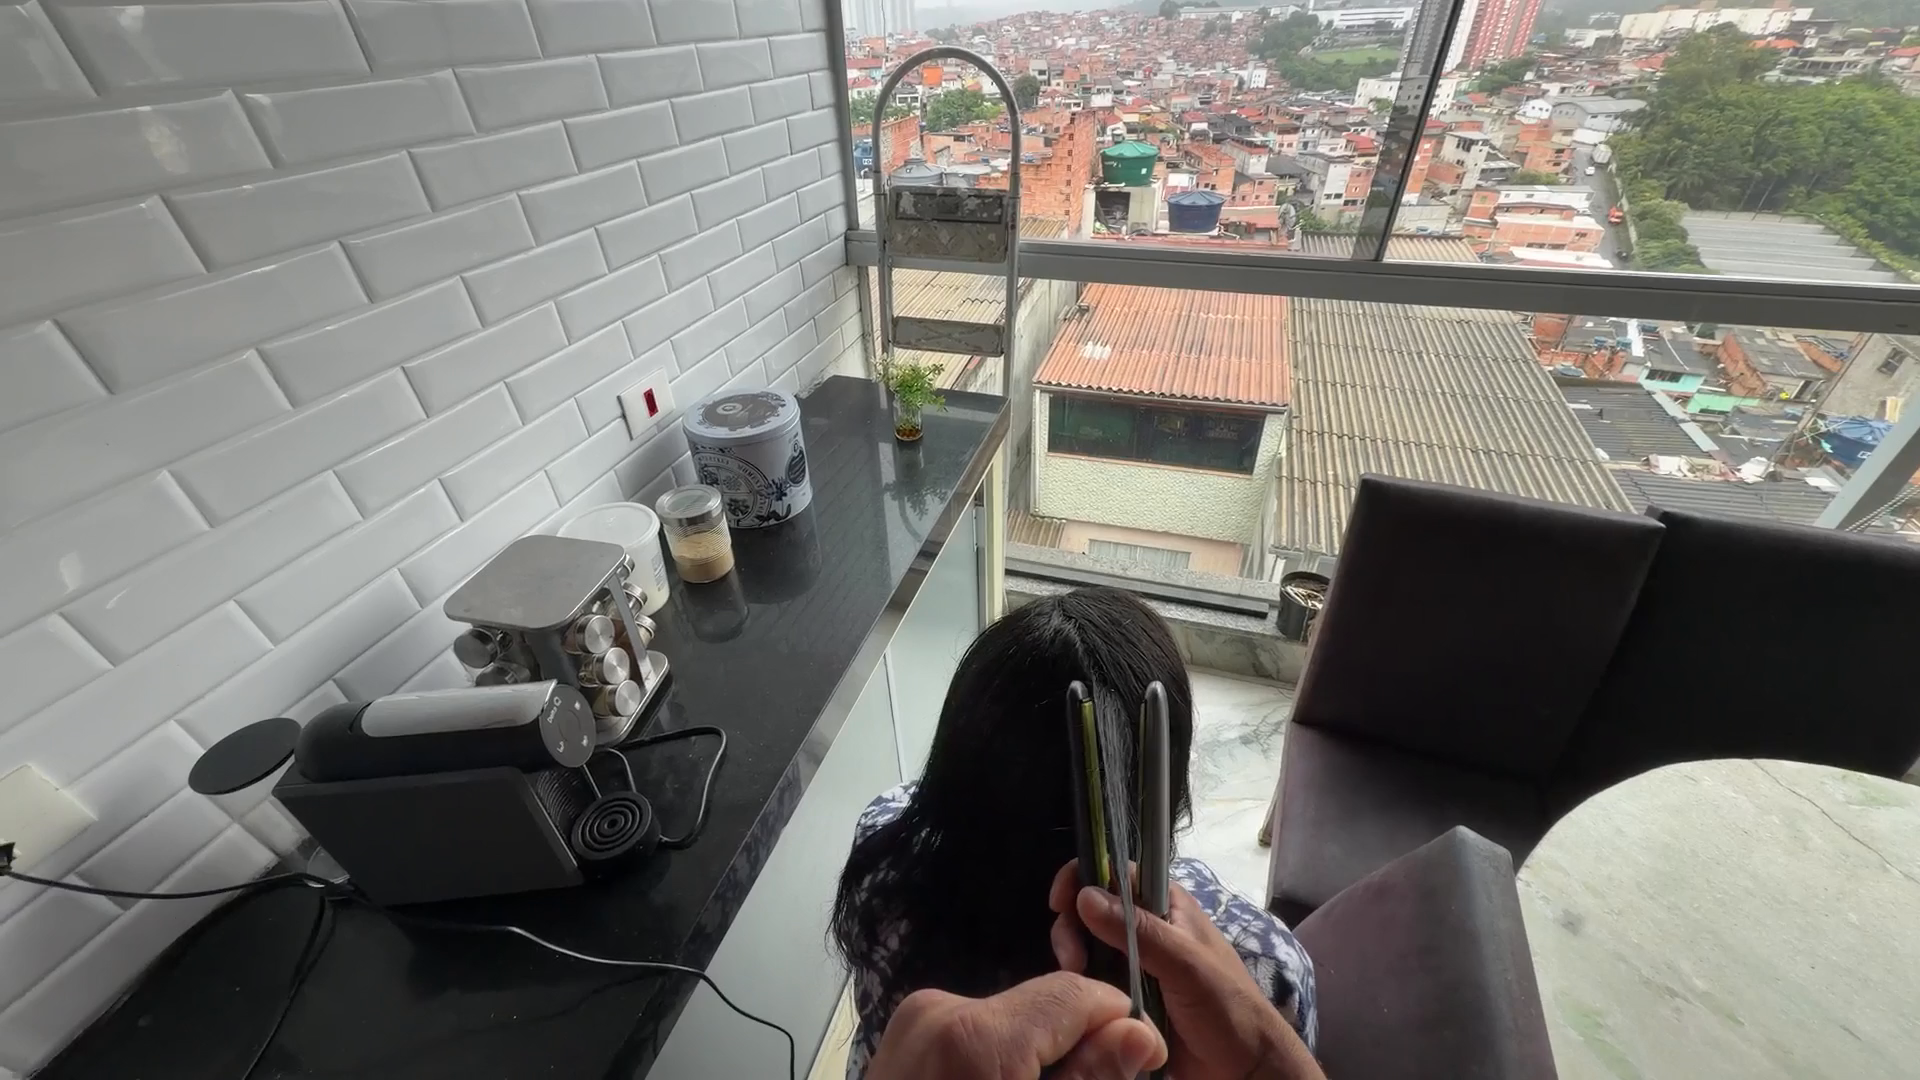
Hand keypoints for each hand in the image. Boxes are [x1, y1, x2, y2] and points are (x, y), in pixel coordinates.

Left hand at [866, 970, 1166, 1079]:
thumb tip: (1141, 1035)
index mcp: (973, 1035)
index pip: (1069, 993)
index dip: (1117, 1018)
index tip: (1148, 1054)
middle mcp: (939, 1009)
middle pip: (1040, 1007)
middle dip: (1078, 1043)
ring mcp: (915, 1021)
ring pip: (1009, 1019)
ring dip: (1041, 1055)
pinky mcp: (905, 1037)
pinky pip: (974, 1033)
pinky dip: (1001, 1062)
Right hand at [1048, 863, 1323, 1079]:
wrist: (1246, 1072)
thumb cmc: (1228, 1007)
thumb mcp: (1186, 964)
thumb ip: (1138, 930)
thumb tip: (1085, 895)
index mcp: (1164, 903)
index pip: (1115, 871)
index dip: (1084, 876)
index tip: (1060, 901)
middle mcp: (1145, 925)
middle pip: (1092, 908)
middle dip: (1073, 927)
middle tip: (1070, 958)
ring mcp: (1134, 961)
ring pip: (1088, 944)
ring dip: (1074, 957)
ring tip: (1075, 981)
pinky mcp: (1126, 995)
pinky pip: (1094, 979)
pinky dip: (1082, 984)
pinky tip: (1081, 998)